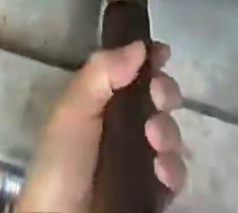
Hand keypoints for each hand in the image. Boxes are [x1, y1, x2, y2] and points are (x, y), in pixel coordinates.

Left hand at [17, 41, 187, 211]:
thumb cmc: (62, 162)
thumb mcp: (72, 108)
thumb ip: (102, 71)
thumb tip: (139, 45)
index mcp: (100, 101)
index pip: (131, 70)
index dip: (149, 60)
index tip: (162, 54)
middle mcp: (122, 125)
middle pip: (158, 97)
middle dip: (165, 92)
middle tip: (157, 98)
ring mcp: (139, 159)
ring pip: (170, 132)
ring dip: (169, 130)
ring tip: (154, 142)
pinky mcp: (152, 192)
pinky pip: (175, 172)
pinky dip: (174, 168)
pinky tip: (161, 171)